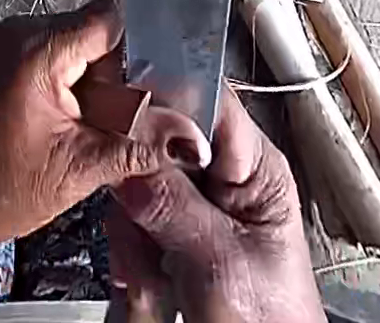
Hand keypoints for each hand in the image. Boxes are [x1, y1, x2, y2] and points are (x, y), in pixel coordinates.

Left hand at [0, 0, 162, 255]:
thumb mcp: (77, 169)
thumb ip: (138, 145)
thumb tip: (191, 142)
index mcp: (40, 49)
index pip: (110, 17)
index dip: (141, 45)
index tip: (159, 80)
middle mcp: (25, 30)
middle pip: (98, 30)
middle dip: (120, 72)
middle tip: (128, 117)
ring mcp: (14, 38)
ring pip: (81, 42)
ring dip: (99, 79)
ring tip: (97, 123)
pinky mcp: (10, 52)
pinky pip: (60, 51)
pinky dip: (77, 80)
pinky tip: (77, 118)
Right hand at [105, 89, 322, 322]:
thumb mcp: (220, 264)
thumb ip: (172, 206)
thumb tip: (125, 162)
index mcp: (255, 165)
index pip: (209, 99)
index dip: (166, 98)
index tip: (124, 117)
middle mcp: (225, 172)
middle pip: (163, 138)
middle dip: (140, 183)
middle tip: (135, 223)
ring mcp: (200, 199)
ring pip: (142, 177)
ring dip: (133, 226)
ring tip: (148, 272)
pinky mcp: (179, 225)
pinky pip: (137, 212)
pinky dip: (131, 246)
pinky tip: (145, 280)